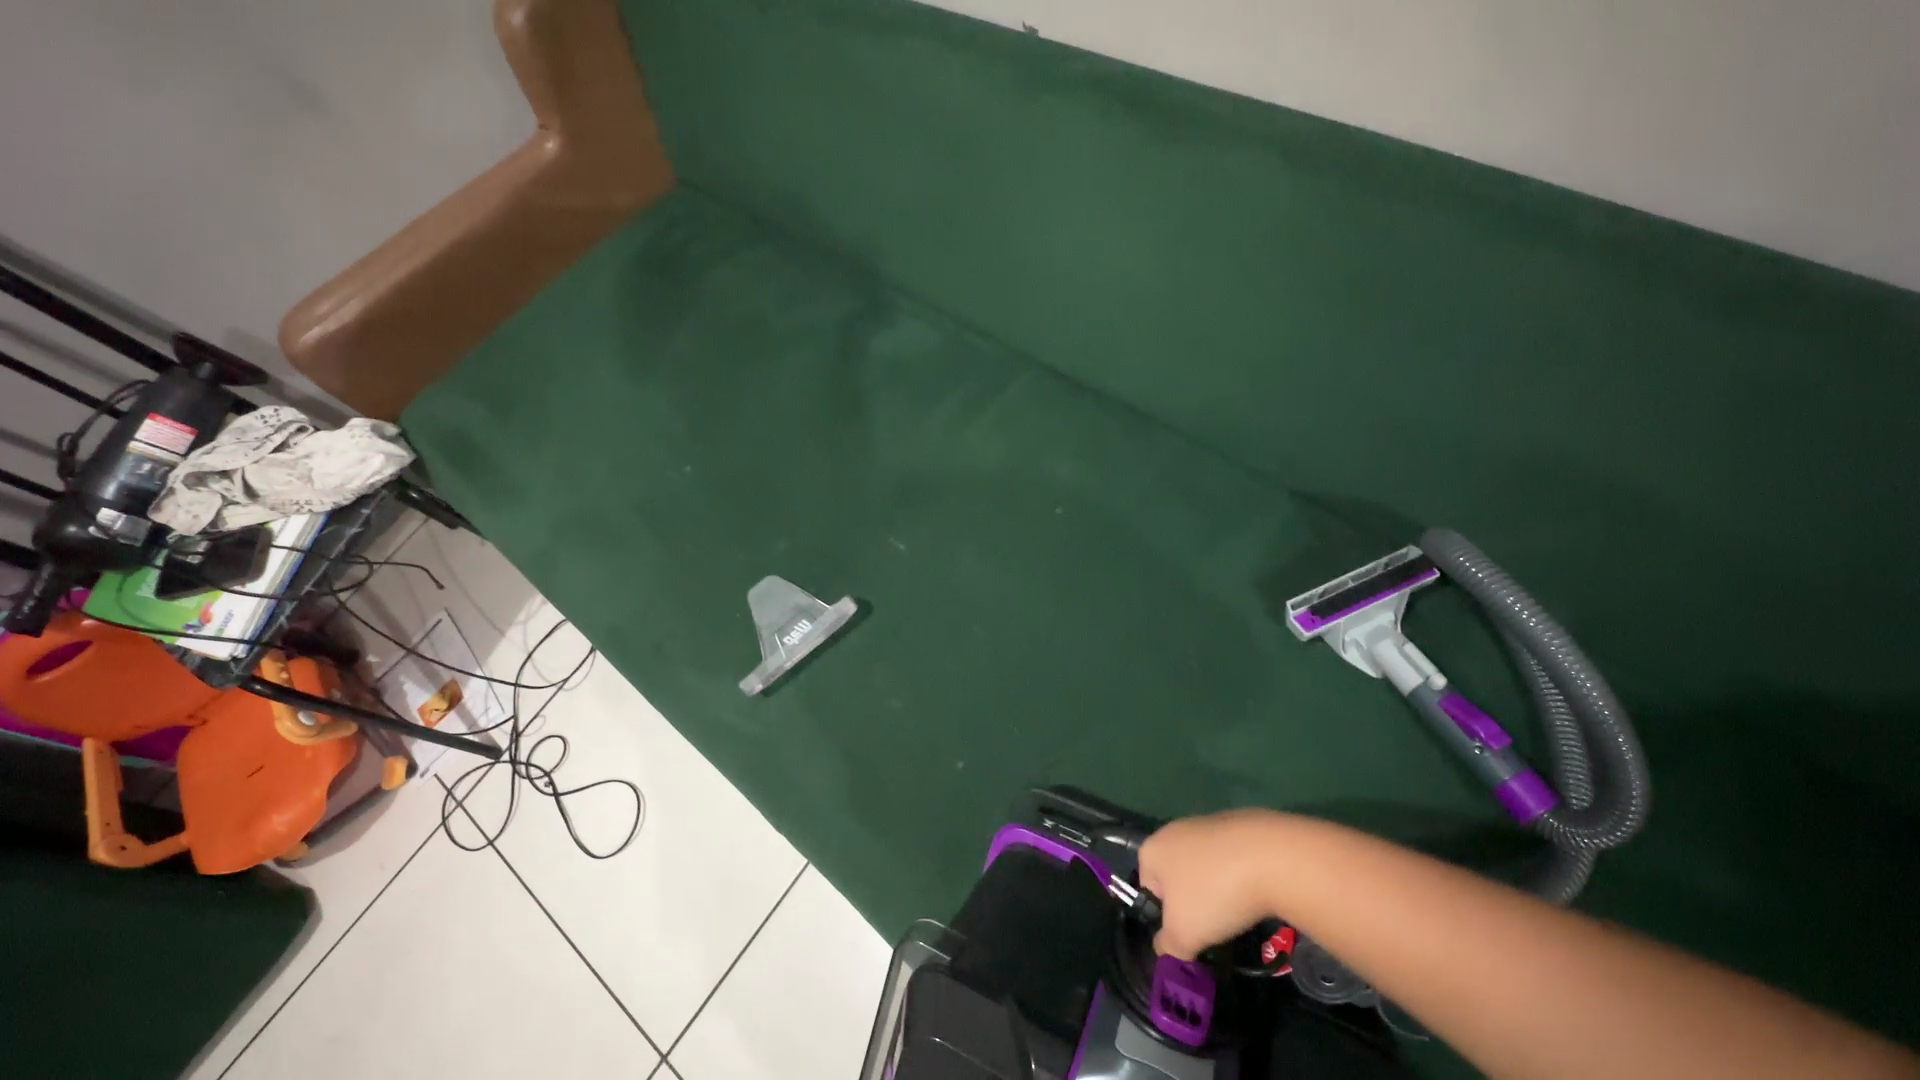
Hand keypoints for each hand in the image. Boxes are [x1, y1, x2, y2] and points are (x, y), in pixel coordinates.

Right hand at [1138, 808, 1289, 959]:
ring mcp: (1210, 822)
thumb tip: (1165, 949)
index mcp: (1153, 850)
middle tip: (1215, 923)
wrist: (1274, 857)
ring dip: (1219, 888)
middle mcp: (1175, 830)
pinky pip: (1234, 857)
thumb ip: (1168, 947)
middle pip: (1179, 876)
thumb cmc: (1215, 893)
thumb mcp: (1184, 935)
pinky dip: (1243, 874)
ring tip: (1241, 909)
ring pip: (1208, 867)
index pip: (1149, 890)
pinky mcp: (1242, 822)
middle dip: (1195, 902)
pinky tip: (1260, 889)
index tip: (1191, 930)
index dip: (1168, 917)